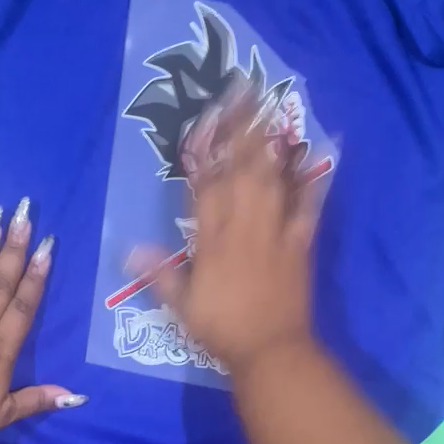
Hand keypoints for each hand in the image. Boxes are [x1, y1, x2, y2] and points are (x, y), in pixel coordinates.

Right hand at [130, 89, 322, 376]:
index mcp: (212, 242)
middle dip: (241, 131)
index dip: (205, 156)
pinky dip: (311, 179)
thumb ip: (160, 275)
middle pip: (241, 171)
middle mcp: (244, 228)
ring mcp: (275, 233)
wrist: (270, 351)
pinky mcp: (300, 244)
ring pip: (271, 179)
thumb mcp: (183, 306)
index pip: (207, 190)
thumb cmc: (222, 330)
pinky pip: (306, 205)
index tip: (204, 124)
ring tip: (269, 109)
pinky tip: (314, 154)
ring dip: (270, 143)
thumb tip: (129, 251)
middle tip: (243, 92)